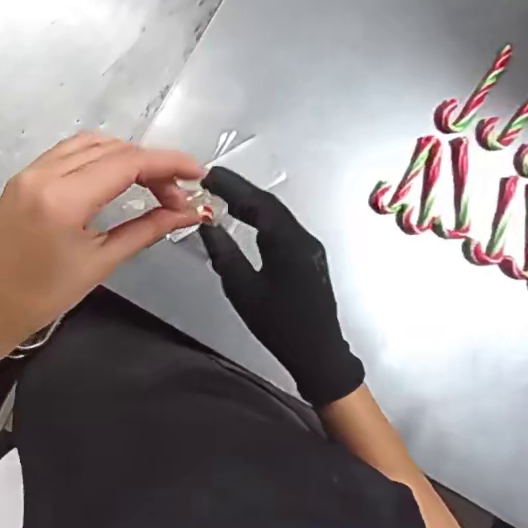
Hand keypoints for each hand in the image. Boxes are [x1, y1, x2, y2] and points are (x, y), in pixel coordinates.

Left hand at [0, 133, 204, 374]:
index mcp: (62, 198)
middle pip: (111, 149)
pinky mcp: (21, 177)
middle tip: (176, 195)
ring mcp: (28, 172)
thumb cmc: (44, 296)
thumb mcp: (100, 263)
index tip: (198, 175)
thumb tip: (188, 213)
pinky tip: (115, 179)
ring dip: (125, 157)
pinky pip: (67, 153)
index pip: (127, 163)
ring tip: (150, 185)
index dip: (169, 163)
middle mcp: (43, 174)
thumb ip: (146, 230)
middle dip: (151, 165)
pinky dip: (97, 158)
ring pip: (89, 144)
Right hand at [199, 168, 363, 406]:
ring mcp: (309, 247)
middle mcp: (303, 238)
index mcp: (287, 241)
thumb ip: (224, 253)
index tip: (209, 176)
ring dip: (251, 205)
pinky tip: (247, 222)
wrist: (318, 351)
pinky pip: (282, 229)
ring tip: (223, 198)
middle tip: (212, 183)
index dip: (233, 186)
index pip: (258, 203)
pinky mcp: (309, 258)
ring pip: (277, 217)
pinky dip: (261, 220)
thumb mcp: (243, 289)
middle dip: (240, 192)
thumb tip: (208, 226)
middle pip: (270, 205)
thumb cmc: (278, 323)